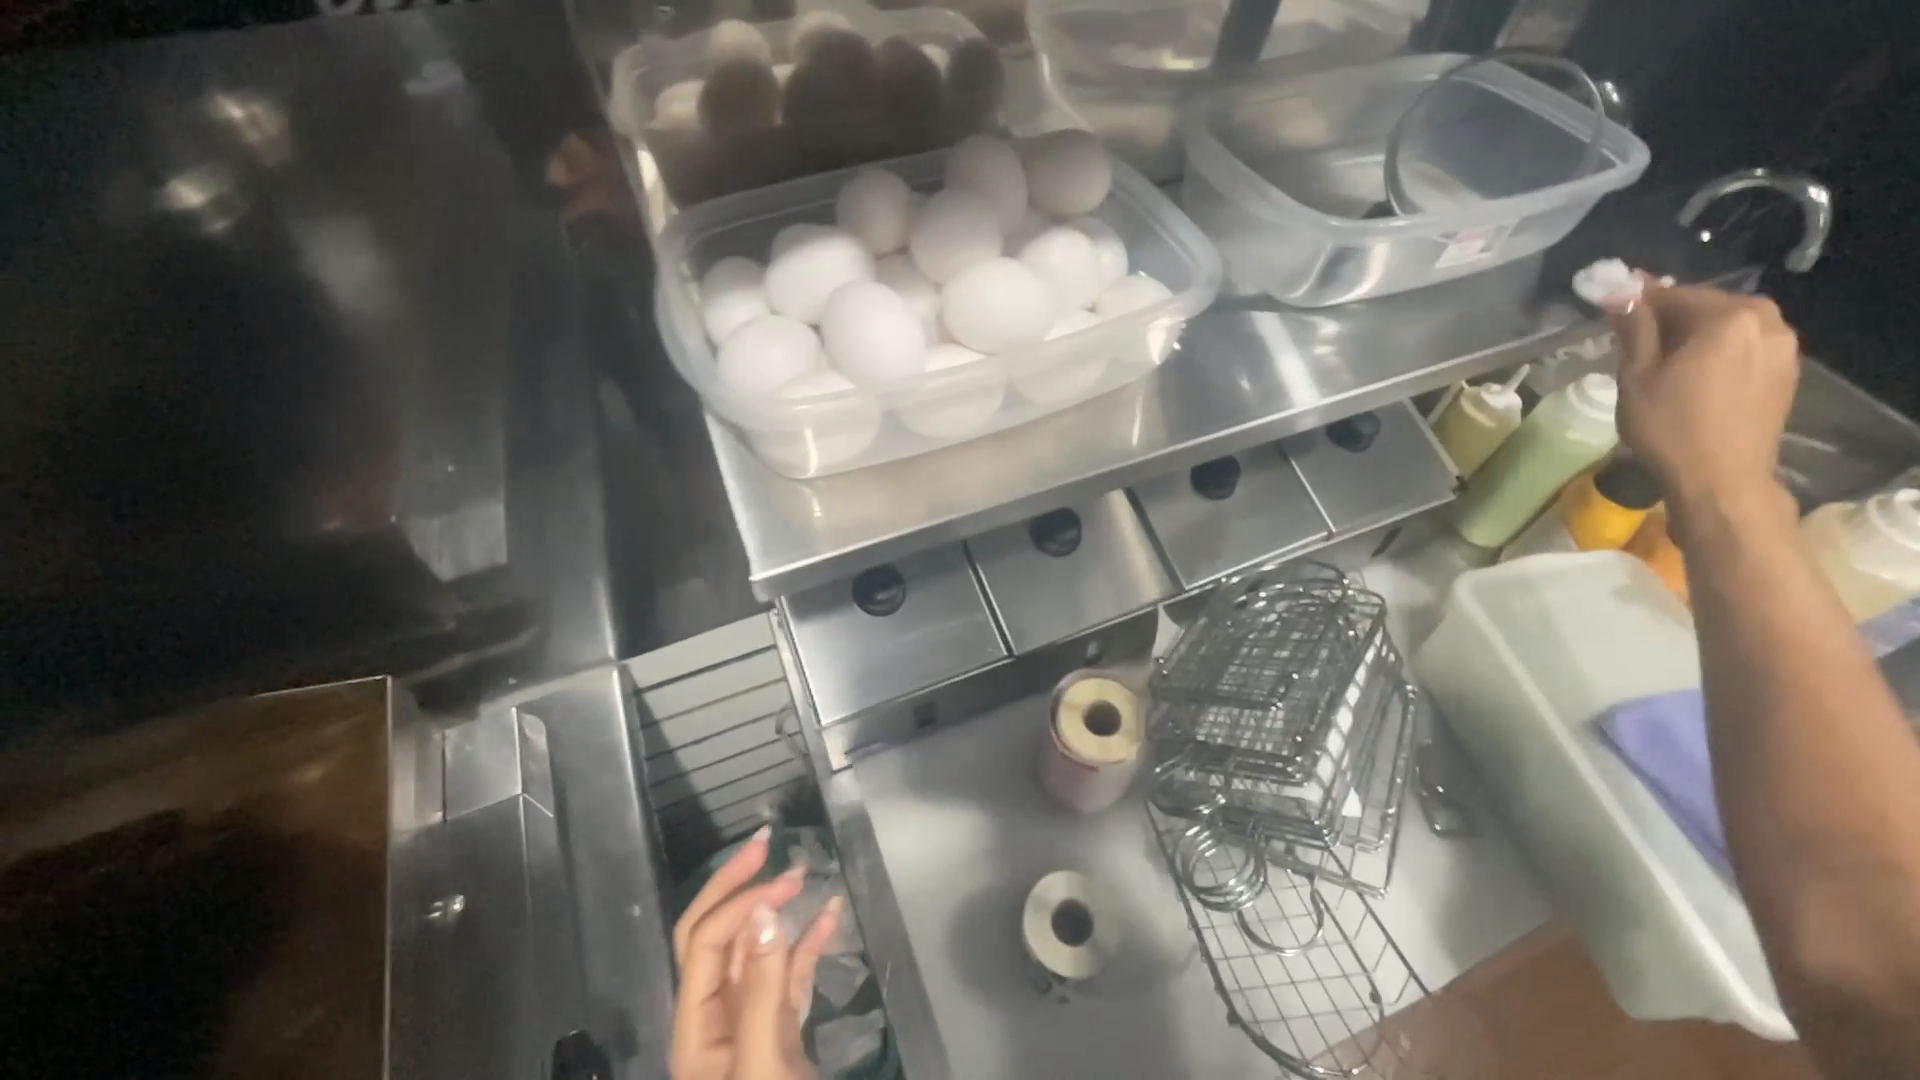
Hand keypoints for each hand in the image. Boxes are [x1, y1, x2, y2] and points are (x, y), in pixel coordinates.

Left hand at [671, 827, 842, 1079]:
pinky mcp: (781, 1036)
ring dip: (778, 910)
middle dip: (738, 889)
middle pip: (716, 937)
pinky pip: (791, 978)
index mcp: (696, 1029)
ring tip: (805, 873)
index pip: (705, 943)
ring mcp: (749, 1026)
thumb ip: (763, 991)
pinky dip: (808, 944)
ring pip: (758, 952)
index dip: (739, 904)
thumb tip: (764, 912)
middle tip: (769, 844)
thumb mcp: (763, 1067)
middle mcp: (715, 1020)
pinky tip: (830, 917)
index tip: (784, 884)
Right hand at [1607, 280, 1800, 538]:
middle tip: (1634, 338)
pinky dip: (1717, 351)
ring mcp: (1783, 347)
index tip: (1609, 302)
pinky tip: (1693, 375)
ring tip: (1662, 359)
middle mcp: (1766, 321)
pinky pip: (1745, 346)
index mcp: (1727, 317)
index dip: (1637, 299)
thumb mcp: (1637, 376)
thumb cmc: (1669, 427)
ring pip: (1728, 326)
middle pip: (1706, 306)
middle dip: (1670, 316)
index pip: (1673, 294)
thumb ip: (1634, 328)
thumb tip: (1619, 291)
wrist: (1721, 480)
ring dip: (1695, 334)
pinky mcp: (1786, 372)